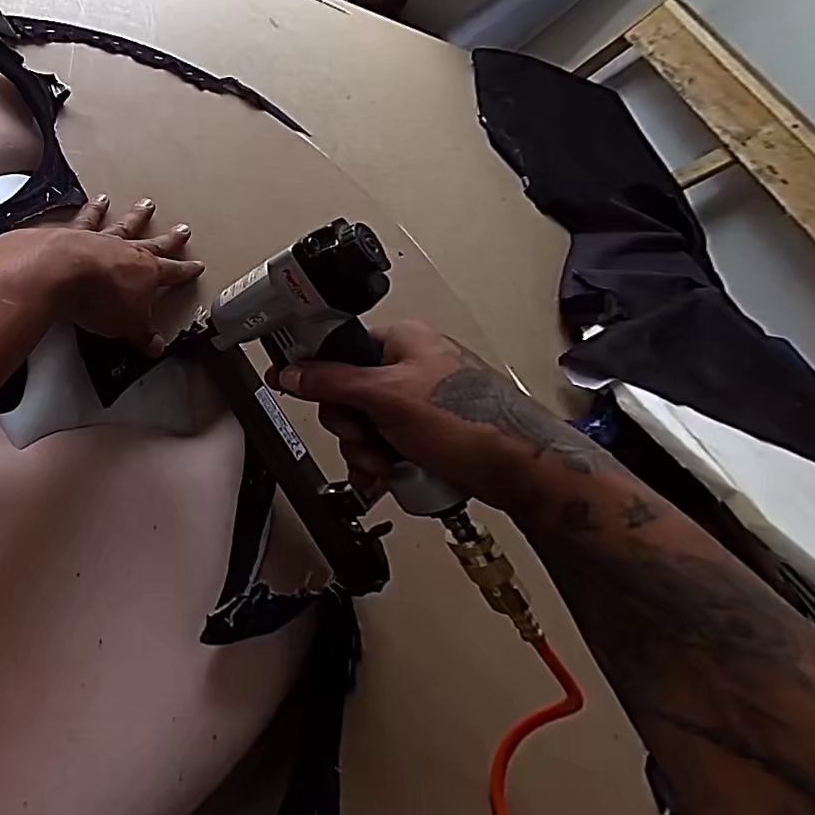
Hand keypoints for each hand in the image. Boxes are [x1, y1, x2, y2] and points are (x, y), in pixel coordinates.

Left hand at [3, 195, 204, 354]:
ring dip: (137, 215)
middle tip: (183, 228)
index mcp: (146, 273)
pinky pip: (88, 218)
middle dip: (171, 239)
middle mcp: (127, 251)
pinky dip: (93, 208)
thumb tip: (156, 346)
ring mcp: (102, 239)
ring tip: (146, 204)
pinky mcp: (75, 234)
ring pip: (125, 224)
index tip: (196, 266)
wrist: (60, 274)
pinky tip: (96, 199)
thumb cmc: (97, 299)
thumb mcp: (126, 326)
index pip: (173, 273)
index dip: (186, 271)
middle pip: (155, 243)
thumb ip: (142, 335)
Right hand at [268, 320, 608, 509]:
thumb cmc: (470, 421)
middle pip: (344, 394)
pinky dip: (379, 462)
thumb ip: (330, 381)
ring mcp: (416, 402)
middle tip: (365, 437)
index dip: (316, 374)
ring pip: (361, 425)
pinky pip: (381, 444)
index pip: (337, 350)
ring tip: (386, 462)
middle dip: (350, 427)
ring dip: (365, 450)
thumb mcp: (386, 396)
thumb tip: (289, 372)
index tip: (296, 390)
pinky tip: (388, 474)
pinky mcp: (423, 432)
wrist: (525, 473)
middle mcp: (407, 367)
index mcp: (401, 341)